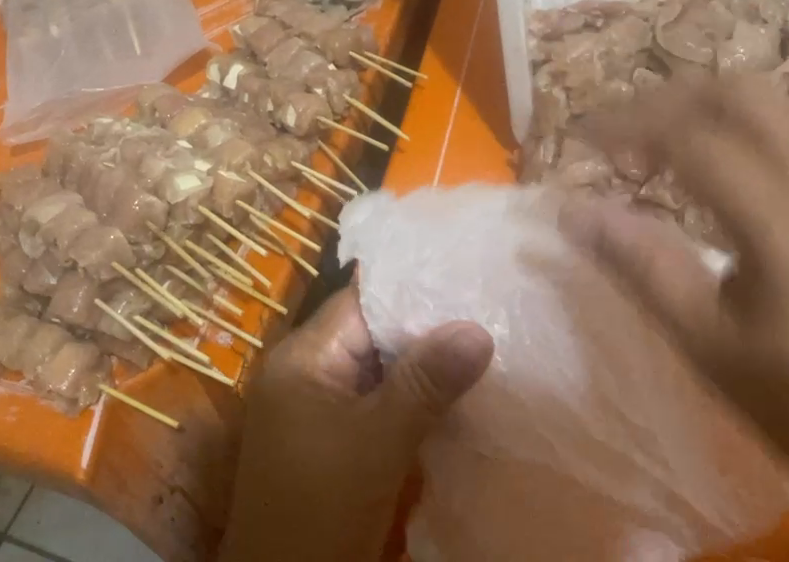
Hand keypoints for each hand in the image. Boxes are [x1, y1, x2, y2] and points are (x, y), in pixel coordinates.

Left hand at [218, 286, 492, 561]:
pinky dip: (408, 401)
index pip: (361, 301)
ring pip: (376, 371)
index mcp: (302, 358)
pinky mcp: (329, 442)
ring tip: (482, 351)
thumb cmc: (322, 507)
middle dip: (424, 330)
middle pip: (371, 334)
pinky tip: (452, 400)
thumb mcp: (378, 442)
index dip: (412, 291)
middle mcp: (304, 373)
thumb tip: (478, 328)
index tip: (466, 282)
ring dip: (420, 369)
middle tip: (486, 315)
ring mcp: (314, 409)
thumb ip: (426, 383)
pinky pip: (373, 404)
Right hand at [563, 76, 788, 561]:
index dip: (627, 126)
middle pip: (739, 91)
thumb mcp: (709, 346)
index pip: (692, 136)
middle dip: (669, 98)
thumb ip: (641, 266)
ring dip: (706, 105)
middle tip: (623, 135)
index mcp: (783, 221)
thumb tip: (571, 210)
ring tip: (659, 144)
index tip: (581, 139)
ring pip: (773, 101)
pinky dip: (741, 124)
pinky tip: (717, 167)